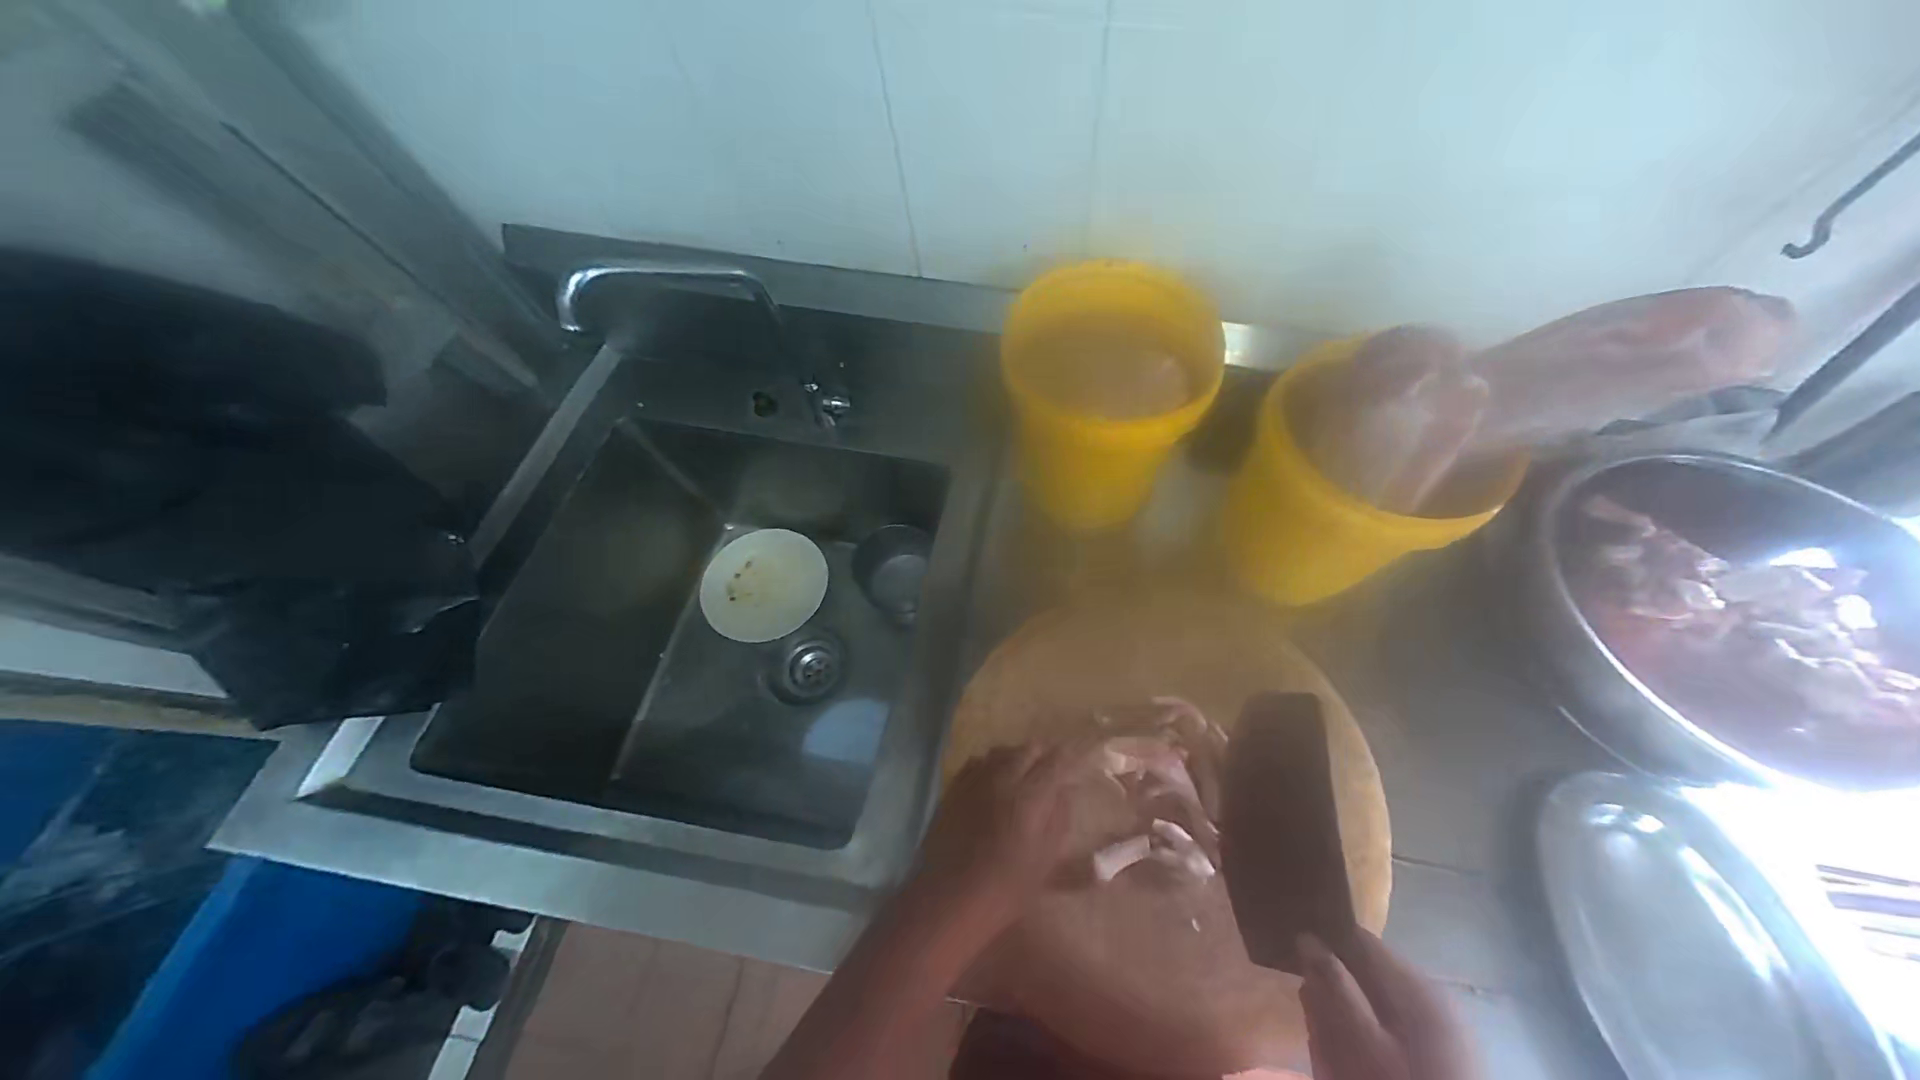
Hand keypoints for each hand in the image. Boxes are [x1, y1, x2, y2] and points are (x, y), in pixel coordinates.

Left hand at [910, 741, 1098, 931]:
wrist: (950, 898)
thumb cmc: (1006, 887)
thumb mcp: (1045, 860)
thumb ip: (1058, 819)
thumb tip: (1064, 790)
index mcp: (1029, 797)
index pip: (1054, 762)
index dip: (1067, 757)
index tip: (1075, 759)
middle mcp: (1002, 779)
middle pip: (1027, 750)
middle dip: (1043, 754)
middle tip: (1052, 766)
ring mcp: (975, 780)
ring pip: (1001, 752)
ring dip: (1017, 755)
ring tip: (1025, 769)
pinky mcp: (954, 788)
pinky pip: (977, 762)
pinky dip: (991, 763)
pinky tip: (995, 777)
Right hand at [1299, 930, 1474, 1079]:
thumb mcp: (1353, 1043)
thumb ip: (1330, 985)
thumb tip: (1308, 939)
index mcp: (1416, 985)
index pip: (1357, 937)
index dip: (1322, 942)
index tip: (1295, 960)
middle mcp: (1436, 997)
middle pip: (1368, 970)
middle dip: (1335, 985)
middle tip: (1312, 1014)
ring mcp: (1447, 1031)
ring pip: (1380, 1003)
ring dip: (1351, 1015)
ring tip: (1333, 1047)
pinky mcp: (1449, 1058)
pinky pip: (1398, 1032)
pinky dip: (1373, 1039)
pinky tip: (1360, 1063)